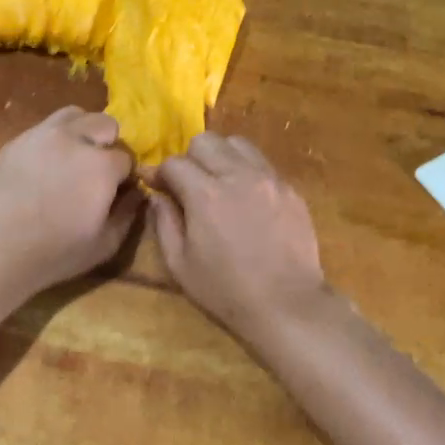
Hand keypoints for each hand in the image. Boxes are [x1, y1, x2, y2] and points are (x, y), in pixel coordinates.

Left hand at [0, 107, 142, 295]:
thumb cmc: (55, 254)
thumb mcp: (105, 244)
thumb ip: (128, 213)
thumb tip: (137, 192)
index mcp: (101, 165)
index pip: (127, 158)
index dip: (125, 176)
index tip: (116, 192)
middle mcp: (73, 139)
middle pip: (105, 125)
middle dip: (107, 145)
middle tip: (96, 173)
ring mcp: (41, 135)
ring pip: (74, 115)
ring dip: (82, 132)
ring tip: (73, 159)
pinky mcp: (17, 140)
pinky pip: (44, 128)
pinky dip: (53, 140)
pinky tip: (45, 167)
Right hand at [146, 133, 327, 335]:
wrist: (285, 304)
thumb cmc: (225, 290)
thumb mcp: (179, 264)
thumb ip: (164, 223)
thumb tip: (156, 197)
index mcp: (205, 194)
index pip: (174, 163)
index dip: (159, 173)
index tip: (154, 186)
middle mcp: (237, 175)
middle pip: (206, 141)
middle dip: (190, 158)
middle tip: (188, 184)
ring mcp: (268, 179)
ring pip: (237, 144)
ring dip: (220, 157)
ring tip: (218, 183)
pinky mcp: (290, 189)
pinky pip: (262, 163)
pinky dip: (246, 170)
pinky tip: (244, 198)